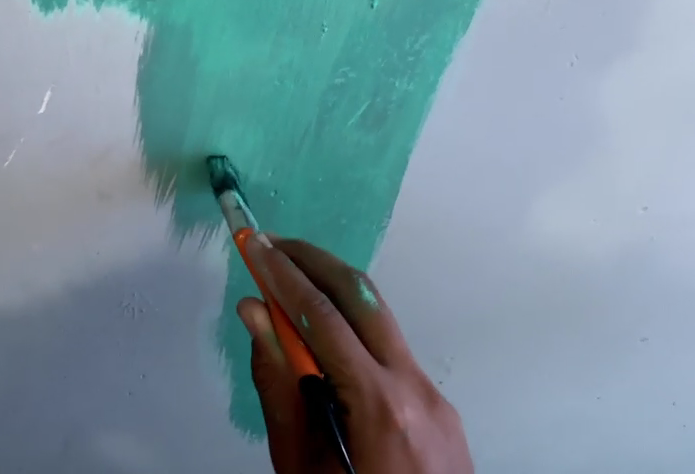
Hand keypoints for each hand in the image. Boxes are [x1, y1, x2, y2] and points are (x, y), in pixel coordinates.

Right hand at [240, 238, 473, 473]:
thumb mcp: (299, 463)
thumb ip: (278, 384)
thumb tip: (254, 311)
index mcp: (380, 407)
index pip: (323, 316)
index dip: (283, 274)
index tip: (254, 243)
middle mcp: (416, 388)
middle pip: (362, 296)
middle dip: (313, 259)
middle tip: (272, 244)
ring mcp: (436, 395)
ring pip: (380, 317)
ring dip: (333, 287)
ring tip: (289, 275)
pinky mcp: (440, 406)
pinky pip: (390, 348)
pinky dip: (353, 325)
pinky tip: (322, 333)